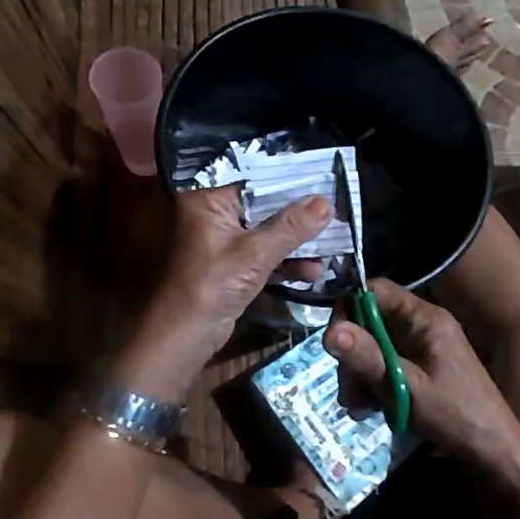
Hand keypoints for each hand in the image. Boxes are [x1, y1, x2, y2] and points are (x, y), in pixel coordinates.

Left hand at [110, 188, 332, 401]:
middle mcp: (214, 216)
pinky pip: (265, 256)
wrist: (184, 337)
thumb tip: (326, 203)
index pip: (256, 181)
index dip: (292, 183)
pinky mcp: (233, 267)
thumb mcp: (255, 254)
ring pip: (268, 233)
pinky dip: (287, 262)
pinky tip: (313, 270)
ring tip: (332, 244)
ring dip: (297, 242)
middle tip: (336, 211)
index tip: (326, 182)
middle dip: (300, 215)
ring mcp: (224, 243)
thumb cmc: (211, 286)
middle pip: (265, 207)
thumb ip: (291, 227)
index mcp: (208, 201)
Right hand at [324, 279, 519, 466]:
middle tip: (350, 392)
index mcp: (425, 319)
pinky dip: (372, 386)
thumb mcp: (406, 387)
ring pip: (372, 348)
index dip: (350, 308)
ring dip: (360, 376)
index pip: (376, 291)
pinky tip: (371, 410)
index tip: (334, 342)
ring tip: (360, 408)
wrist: (492, 451)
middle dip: (353, 356)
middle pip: (369, 323)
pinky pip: (383, 366)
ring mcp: (420, 349)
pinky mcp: (419, 370)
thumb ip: (368, 358)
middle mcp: (421, 326)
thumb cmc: (455, 415)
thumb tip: (328, 332)